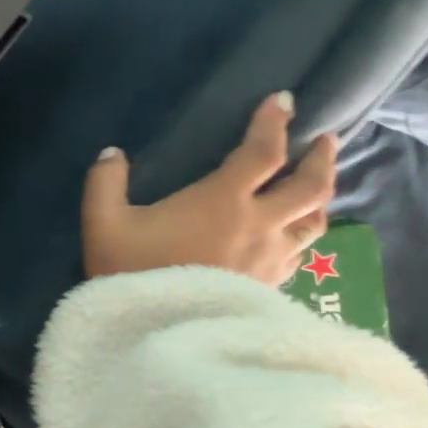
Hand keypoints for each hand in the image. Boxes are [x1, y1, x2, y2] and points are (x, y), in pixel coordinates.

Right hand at [82, 92, 339, 285]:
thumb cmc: (130, 268)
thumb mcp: (102, 220)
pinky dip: (304, 228)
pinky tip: (289, 230)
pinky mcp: (274, 281)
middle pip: (310, 185)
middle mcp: (260, 224)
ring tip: (314, 182)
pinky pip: (302, 247)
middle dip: (321, 157)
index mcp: (221, 201)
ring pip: (316, 219)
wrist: (162, 328)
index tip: (282, 99)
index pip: (260, 153)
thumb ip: (105, 180)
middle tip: (324, 137)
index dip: (273, 122)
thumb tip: (114, 153)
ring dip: (321, 193)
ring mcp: (273, 255)